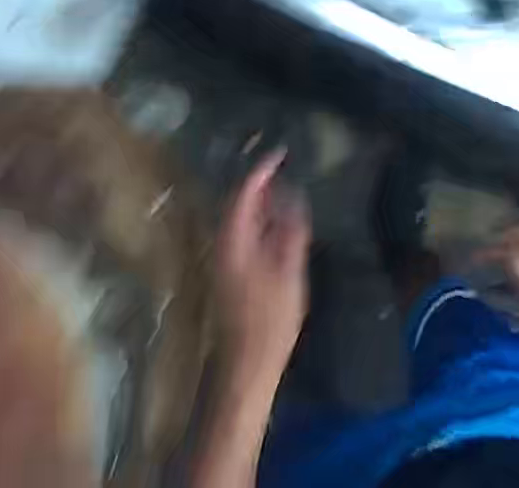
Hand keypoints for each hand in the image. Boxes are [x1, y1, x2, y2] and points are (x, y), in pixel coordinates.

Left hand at [213, 148, 310, 385]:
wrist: (247, 366)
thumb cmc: (269, 319)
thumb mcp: (289, 271)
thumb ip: (292, 230)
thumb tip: (295, 196)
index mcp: (233, 243)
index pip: (243, 194)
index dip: (261, 170)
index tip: (282, 152)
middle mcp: (223, 247)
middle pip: (238, 204)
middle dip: (260, 181)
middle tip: (286, 163)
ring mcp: (226, 261)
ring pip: (241, 218)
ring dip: (262, 200)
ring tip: (288, 184)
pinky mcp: (233, 272)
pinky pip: (246, 232)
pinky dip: (263, 218)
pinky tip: (283, 218)